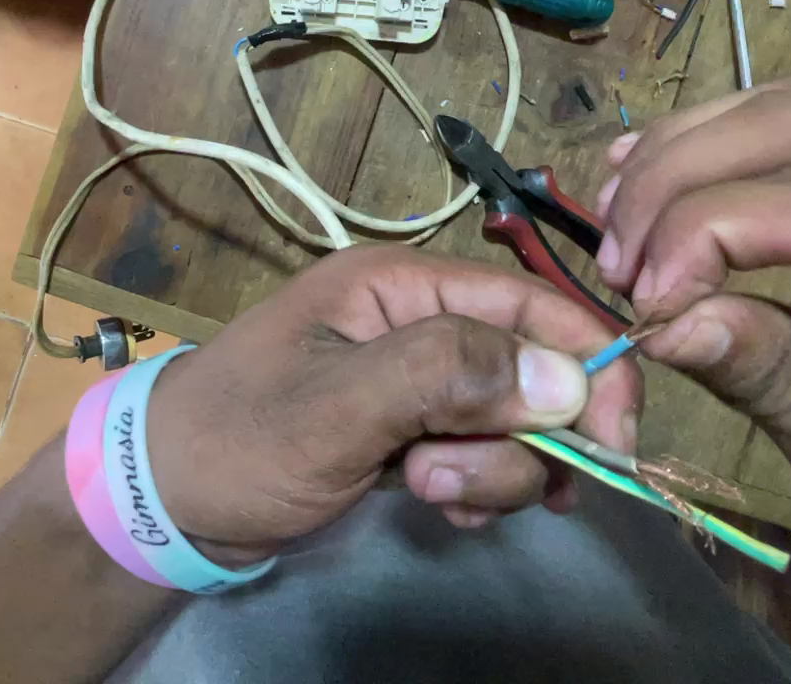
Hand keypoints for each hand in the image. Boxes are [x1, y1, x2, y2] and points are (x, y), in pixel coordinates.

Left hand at [145, 245, 636, 563]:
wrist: (170, 496)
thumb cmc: (241, 437)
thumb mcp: (336, 406)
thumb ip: (444, 376)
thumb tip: (566, 375)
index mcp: (396, 285)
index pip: (522, 302)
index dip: (583, 360)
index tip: (620, 437)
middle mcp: (413, 320)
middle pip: (523, 366)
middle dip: (516, 435)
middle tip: (452, 480)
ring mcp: (412, 377)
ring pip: (508, 417)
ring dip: (489, 469)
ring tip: (422, 492)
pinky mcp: (409, 427)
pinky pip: (479, 449)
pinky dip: (476, 484)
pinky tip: (436, 505)